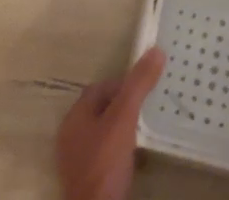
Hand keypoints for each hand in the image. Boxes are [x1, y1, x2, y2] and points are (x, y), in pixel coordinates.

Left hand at [56, 48, 165, 199]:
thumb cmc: (105, 161)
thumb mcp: (124, 119)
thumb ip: (138, 85)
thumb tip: (156, 50)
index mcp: (75, 116)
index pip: (99, 88)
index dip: (123, 84)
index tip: (145, 88)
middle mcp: (72, 134)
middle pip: (101, 110)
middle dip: (125, 106)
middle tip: (149, 109)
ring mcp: (78, 158)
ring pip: (104, 132)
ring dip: (124, 129)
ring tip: (146, 131)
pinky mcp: (88, 177)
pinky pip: (106, 154)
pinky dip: (121, 150)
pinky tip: (136, 156)